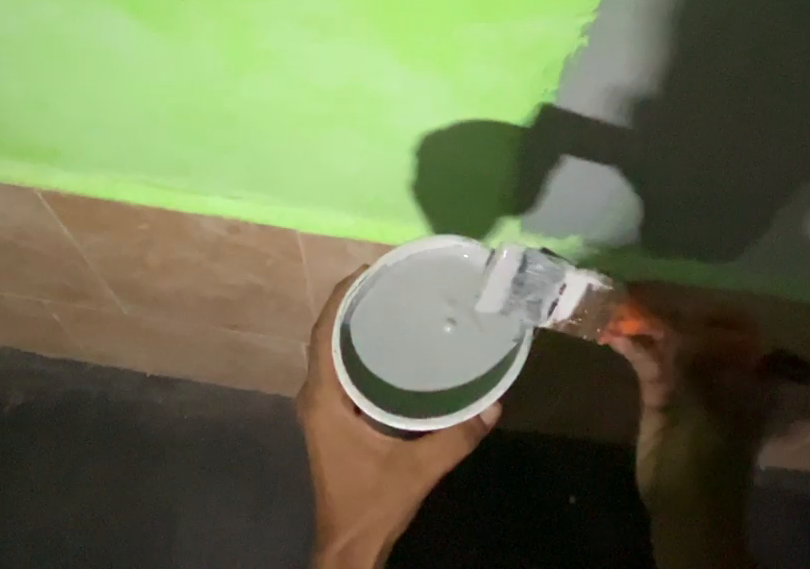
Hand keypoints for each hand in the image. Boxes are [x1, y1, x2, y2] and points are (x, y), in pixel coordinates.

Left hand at [298, 269, 499, 568]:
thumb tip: (494, 403)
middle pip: (327, 334)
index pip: (323, 331)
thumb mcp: (417, 470)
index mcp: (323, 397)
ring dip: (354, 324)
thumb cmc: (372, 502)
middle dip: (354, 303)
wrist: (350, 546)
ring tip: (392, 300)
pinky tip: (390, 343)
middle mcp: (316, 394)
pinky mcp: (333, 417)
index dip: (341, 295)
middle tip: (391, 279)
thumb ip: (455, 437)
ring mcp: (322, 407)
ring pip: (332, 350)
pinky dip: (358, 348)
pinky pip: (340, 367)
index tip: (369, 269)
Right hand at [605, 291, 802, 568]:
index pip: (731, 328)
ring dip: (645, 323)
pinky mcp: (660, 393)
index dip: (706, 308)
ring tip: (620, 300)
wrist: (686, 513)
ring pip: (668, 342)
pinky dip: (631, 343)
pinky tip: (610, 331)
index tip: (679, 290)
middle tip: (639, 289)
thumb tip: (672, 322)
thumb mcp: (701, 408)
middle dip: (668, 310)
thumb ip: (686, 362)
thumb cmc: (706, 462)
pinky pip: (647, 360)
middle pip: (695, 330)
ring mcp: (689, 382)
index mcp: (745, 377)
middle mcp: (719, 373)